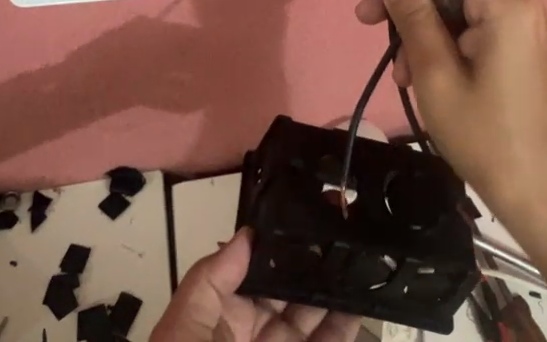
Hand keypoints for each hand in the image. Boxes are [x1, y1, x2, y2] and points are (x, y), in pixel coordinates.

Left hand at [149, 228, 360, 341]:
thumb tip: (245, 232)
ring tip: (362, 259)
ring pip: (313, 322)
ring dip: (336, 294)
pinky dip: (346, 326)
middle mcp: (252, 340)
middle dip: (315, 267)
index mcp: (218, 322)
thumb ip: (211, 280)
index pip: (253, 276)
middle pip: (289, 296)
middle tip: (346, 230)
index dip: (279, 249)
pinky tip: (362, 302)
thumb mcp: (183, 330)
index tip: (308, 217)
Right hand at [354, 0, 546, 224]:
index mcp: (505, 1)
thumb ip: (413, 15)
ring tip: (395, 61)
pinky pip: (469, 18)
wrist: (533, 189)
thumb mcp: (435, 74)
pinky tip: (415, 71)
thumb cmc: (482, 134)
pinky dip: (440, 34)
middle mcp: (518, 0)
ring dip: (420, 18)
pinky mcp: (513, 41)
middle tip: (369, 17)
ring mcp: (518, 21)